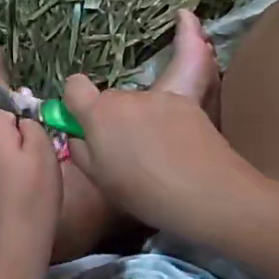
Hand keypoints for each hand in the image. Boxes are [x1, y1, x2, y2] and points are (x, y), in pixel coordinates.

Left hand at [0, 108, 62, 276]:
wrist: (7, 252)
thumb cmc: (32, 199)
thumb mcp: (43, 153)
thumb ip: (31, 125)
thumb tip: (22, 114)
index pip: (1, 100)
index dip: (19, 102)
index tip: (35, 111)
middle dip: (16, 130)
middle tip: (43, 147)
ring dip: (11, 151)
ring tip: (36, 172)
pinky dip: (5, 170)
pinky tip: (21, 188)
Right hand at [62, 75, 256, 230]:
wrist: (204, 192)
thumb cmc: (142, 192)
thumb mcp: (98, 179)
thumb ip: (81, 149)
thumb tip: (79, 134)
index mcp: (98, 113)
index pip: (74, 85)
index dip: (76, 99)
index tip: (83, 120)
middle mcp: (125, 97)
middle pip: (111, 99)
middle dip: (114, 118)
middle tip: (126, 150)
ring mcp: (158, 97)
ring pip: (140, 103)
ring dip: (142, 120)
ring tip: (158, 153)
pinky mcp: (186, 102)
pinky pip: (166, 107)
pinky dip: (167, 122)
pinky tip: (178, 148)